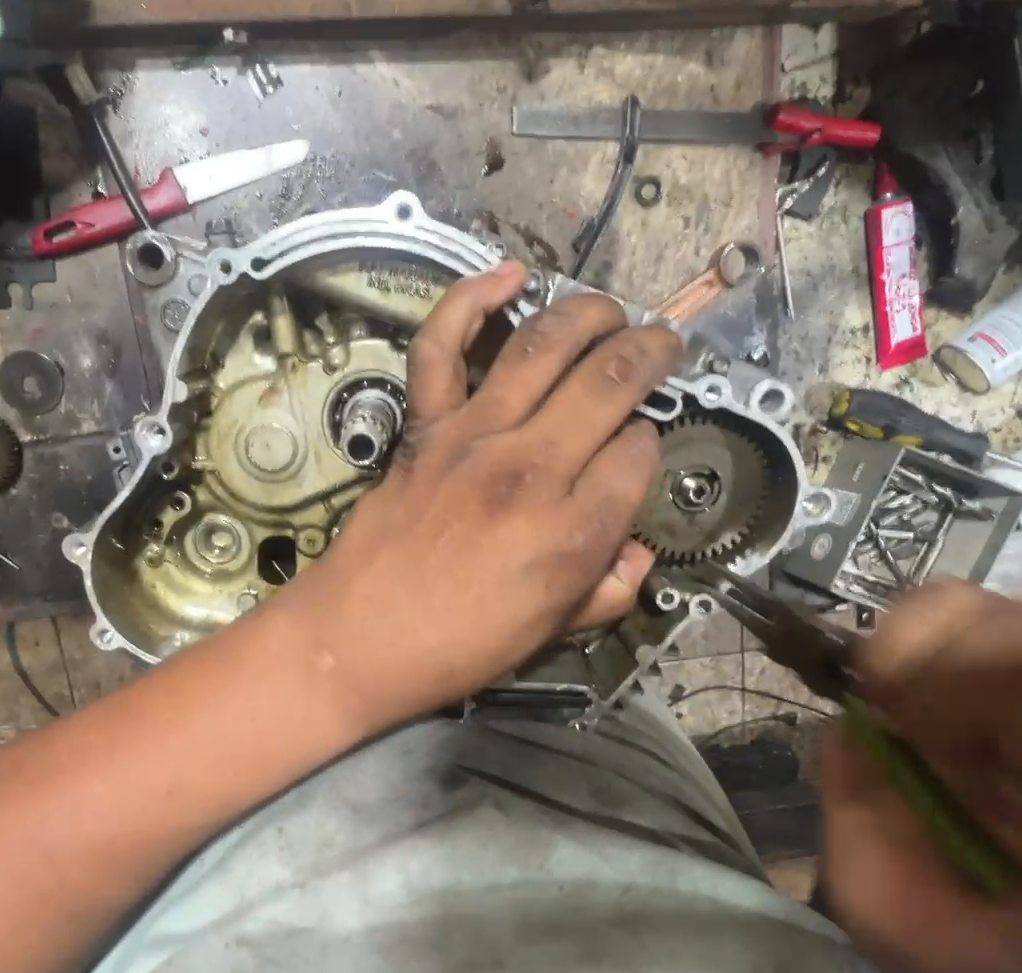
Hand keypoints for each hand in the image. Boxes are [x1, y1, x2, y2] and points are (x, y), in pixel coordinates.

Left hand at [267, 261, 680, 730]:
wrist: (358, 638)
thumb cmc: (457, 647)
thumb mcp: (552, 633)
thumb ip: (606, 590)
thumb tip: (636, 552)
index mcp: (575, 530)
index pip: (639, 455)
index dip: (647, 446)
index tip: (636, 451)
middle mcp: (533, 468)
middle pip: (611, 382)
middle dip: (650, 353)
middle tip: (663, 344)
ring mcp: (474, 436)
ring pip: (544, 347)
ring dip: (590, 314)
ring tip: (613, 309)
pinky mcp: (425, 426)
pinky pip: (441, 348)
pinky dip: (469, 300)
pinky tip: (507, 275)